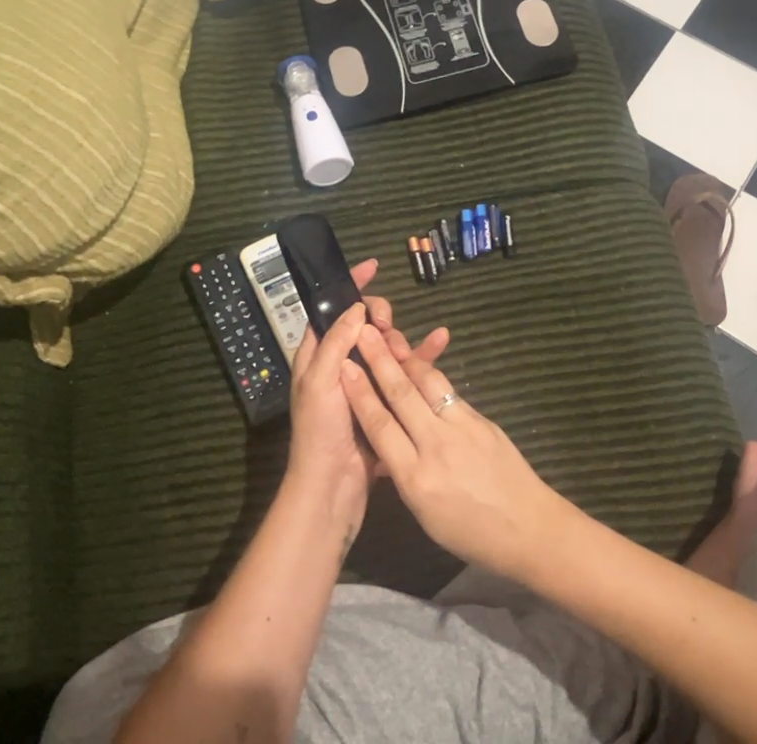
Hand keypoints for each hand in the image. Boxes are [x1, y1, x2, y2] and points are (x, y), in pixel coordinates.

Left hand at [285, 260, 448, 525]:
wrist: (332, 490)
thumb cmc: (320, 433)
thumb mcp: (322, 382)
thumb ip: (337, 342)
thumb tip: (356, 307)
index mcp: (316, 359)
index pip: (331, 312)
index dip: (349, 287)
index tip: (373, 267)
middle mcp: (338, 369)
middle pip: (362, 329)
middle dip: (380, 318)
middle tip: (390, 325)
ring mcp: (363, 388)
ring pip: (386, 351)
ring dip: (402, 340)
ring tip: (417, 342)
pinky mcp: (384, 406)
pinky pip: (404, 375)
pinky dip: (421, 359)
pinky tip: (440, 345)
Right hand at [339, 325, 574, 578]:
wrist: (530, 529)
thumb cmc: (471, 534)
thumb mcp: (425, 514)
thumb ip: (403, 476)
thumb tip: (385, 452)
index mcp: (416, 478)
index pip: (380, 426)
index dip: (360, 394)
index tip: (345, 367)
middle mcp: (437, 447)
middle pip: (402, 395)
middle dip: (379, 361)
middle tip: (364, 333)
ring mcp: (464, 429)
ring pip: (429, 385)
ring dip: (407, 360)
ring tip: (391, 339)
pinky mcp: (484, 422)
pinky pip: (450, 394)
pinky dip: (432, 378)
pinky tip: (421, 368)